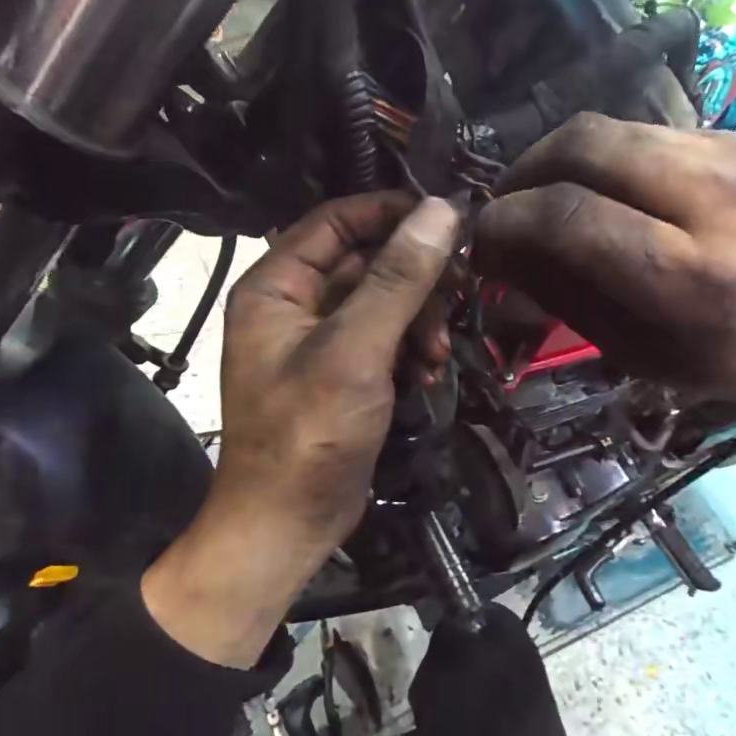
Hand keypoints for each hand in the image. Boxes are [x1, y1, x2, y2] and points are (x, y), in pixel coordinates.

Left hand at [143, 192, 460, 666]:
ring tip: (437, 355)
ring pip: (382, 304)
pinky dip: (410, 352)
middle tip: (459, 294)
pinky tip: (427, 376)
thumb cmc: (308, 433)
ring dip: (418, 322)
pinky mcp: (343, 375)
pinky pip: (384, 341)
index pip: (335, 221)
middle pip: (366, 263)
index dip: (389, 212)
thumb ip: (397, 279)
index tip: (446, 218)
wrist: (286, 525)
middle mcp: (294, 306)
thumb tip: (440, 210)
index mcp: (276, 286)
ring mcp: (320, 342)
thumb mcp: (355, 349)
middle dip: (415, 281)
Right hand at [473, 114, 735, 451]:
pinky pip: (635, 132)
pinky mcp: (732, 137)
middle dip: (519, 176)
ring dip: (550, 161)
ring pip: (603, 127)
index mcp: (695, 278)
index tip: (480, 246)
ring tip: (537, 202)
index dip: (504, 225)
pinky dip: (593, 159)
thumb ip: (566, 299)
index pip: (568, 217)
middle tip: (502, 215)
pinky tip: (591, 193)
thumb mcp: (644, 355)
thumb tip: (498, 257)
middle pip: (580, 146)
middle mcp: (714, 200)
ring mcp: (728, 156)